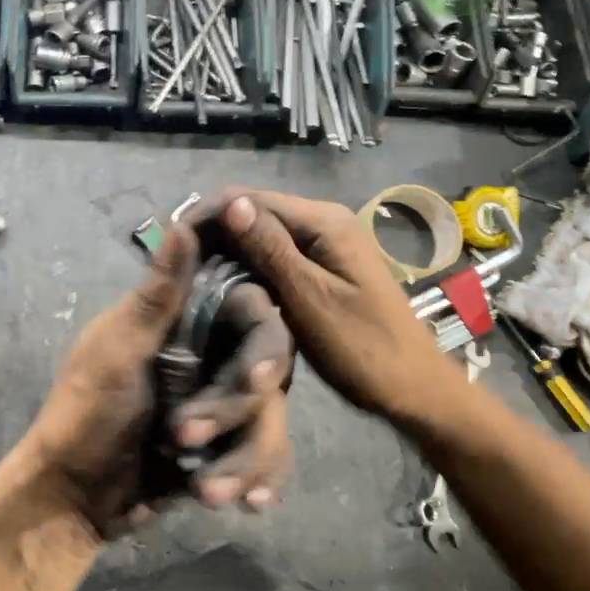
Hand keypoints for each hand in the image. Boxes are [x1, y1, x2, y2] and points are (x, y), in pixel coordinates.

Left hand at [17, 223, 294, 536]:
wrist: (74, 497)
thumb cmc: (84, 412)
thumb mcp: (117, 351)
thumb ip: (157, 294)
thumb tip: (182, 223)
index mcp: (184, 319)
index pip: (249, 312)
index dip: (261, 343)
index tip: (255, 377)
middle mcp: (211, 352)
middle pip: (266, 369)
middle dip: (234, 411)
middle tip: (187, 434)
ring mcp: (221, 401)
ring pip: (269, 418)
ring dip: (243, 458)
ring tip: (208, 492)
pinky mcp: (228, 447)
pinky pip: (265, 456)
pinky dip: (260, 479)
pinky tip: (249, 504)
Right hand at [191, 188, 467, 425]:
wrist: (416, 391)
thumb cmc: (364, 350)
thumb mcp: (310, 301)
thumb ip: (270, 250)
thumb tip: (230, 203)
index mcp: (324, 222)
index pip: (250, 199)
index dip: (208, 215)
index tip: (173, 243)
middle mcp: (324, 221)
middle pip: (255, 211)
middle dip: (214, 231)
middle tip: (177, 265)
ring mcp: (325, 244)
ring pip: (262, 233)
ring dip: (228, 248)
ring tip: (192, 275)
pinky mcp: (323, 266)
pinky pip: (276, 253)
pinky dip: (247, 264)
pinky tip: (224, 284)